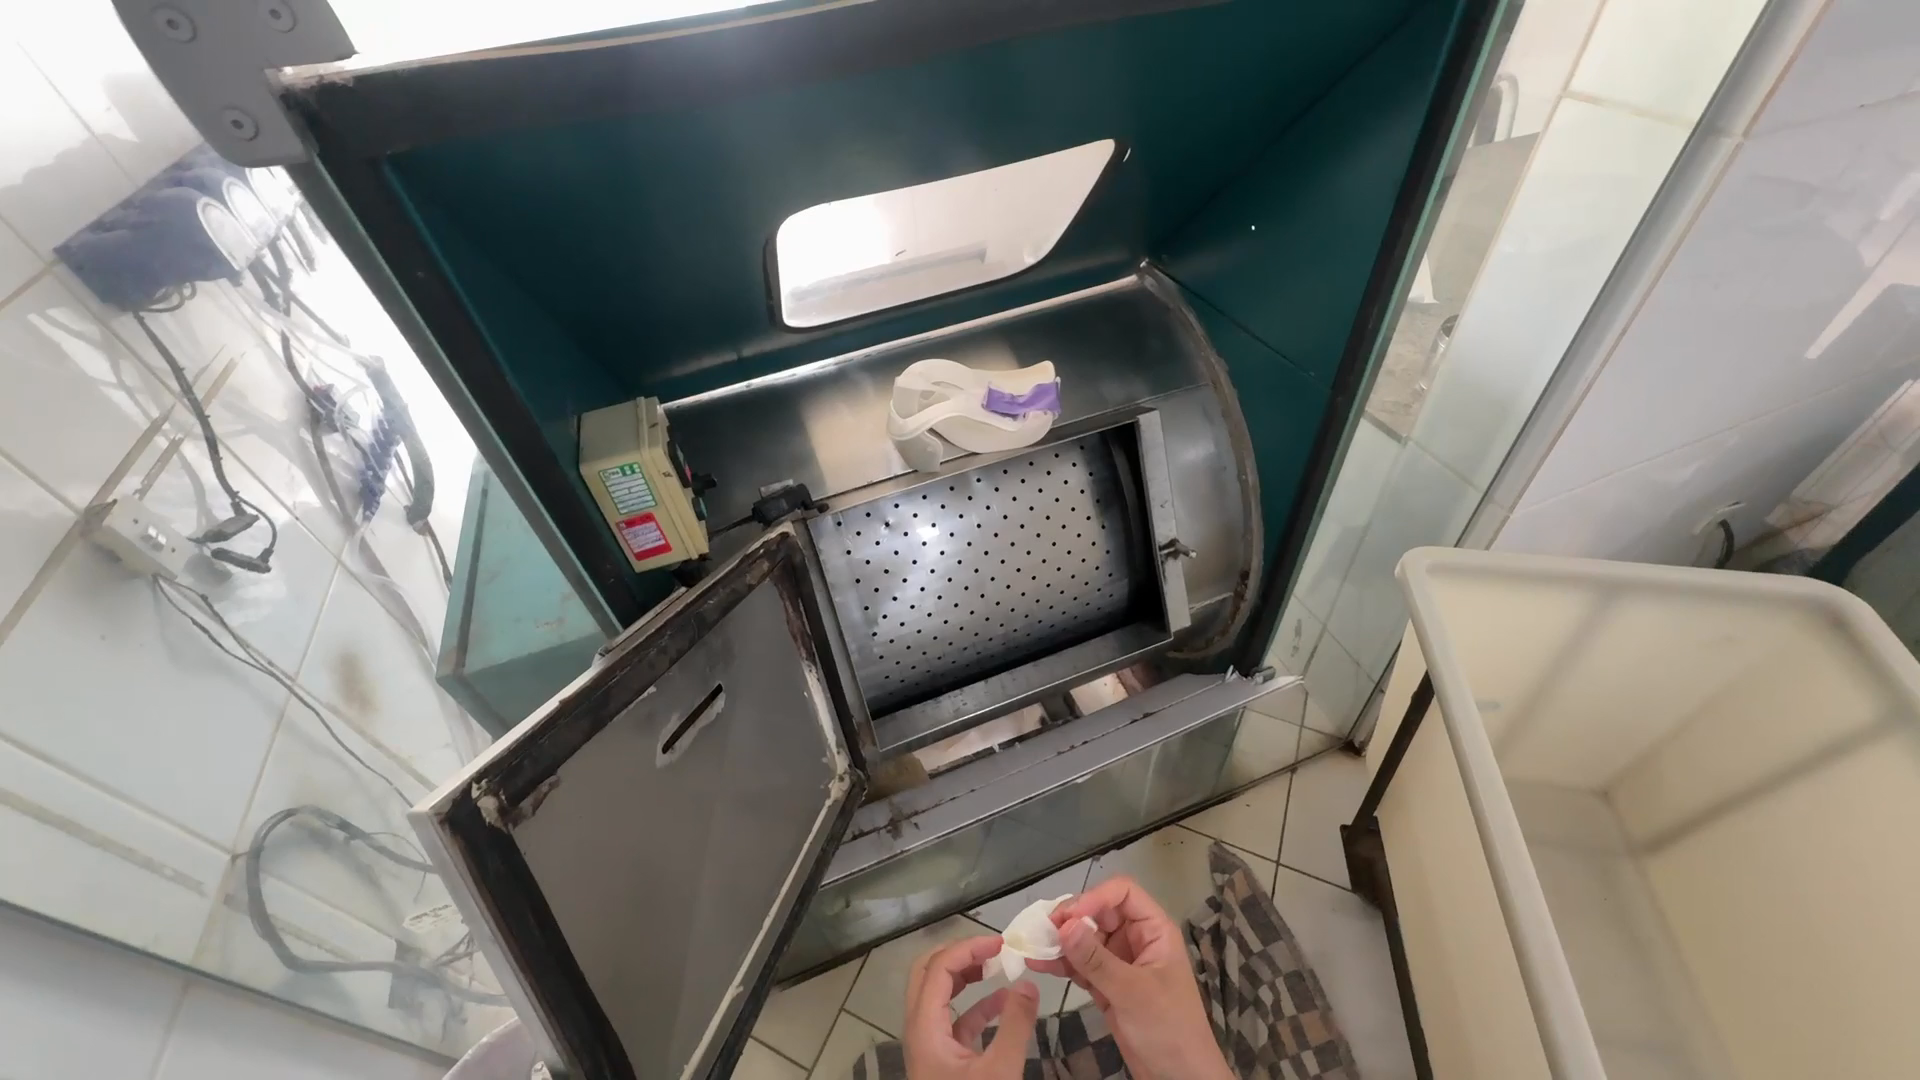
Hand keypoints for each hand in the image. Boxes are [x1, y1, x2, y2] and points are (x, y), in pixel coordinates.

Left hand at [904, 935, 1040, 1079]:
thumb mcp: (1000, 1073)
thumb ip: (1015, 1026)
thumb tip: (1028, 983)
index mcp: (923, 1027)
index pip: (938, 967)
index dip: (969, 948)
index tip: (1000, 944)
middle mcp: (919, 1029)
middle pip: (929, 972)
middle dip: (961, 954)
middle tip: (992, 950)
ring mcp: (929, 1044)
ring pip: (940, 994)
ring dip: (967, 976)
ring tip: (998, 967)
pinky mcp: (943, 1059)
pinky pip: (955, 1019)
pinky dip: (977, 1005)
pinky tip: (1004, 1002)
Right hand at [1028, 877, 1232, 1079]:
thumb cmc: (1169, 1029)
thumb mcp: (1133, 993)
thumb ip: (1097, 960)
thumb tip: (1064, 925)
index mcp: (1154, 930)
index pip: (1123, 893)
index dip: (1095, 897)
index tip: (1069, 917)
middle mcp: (1136, 939)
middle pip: (1099, 912)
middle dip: (1072, 918)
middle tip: (1044, 929)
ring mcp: (1120, 962)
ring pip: (1086, 938)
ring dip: (1061, 940)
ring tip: (1033, 944)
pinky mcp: (1106, 985)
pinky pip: (1080, 964)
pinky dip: (1061, 963)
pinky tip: (1038, 962)